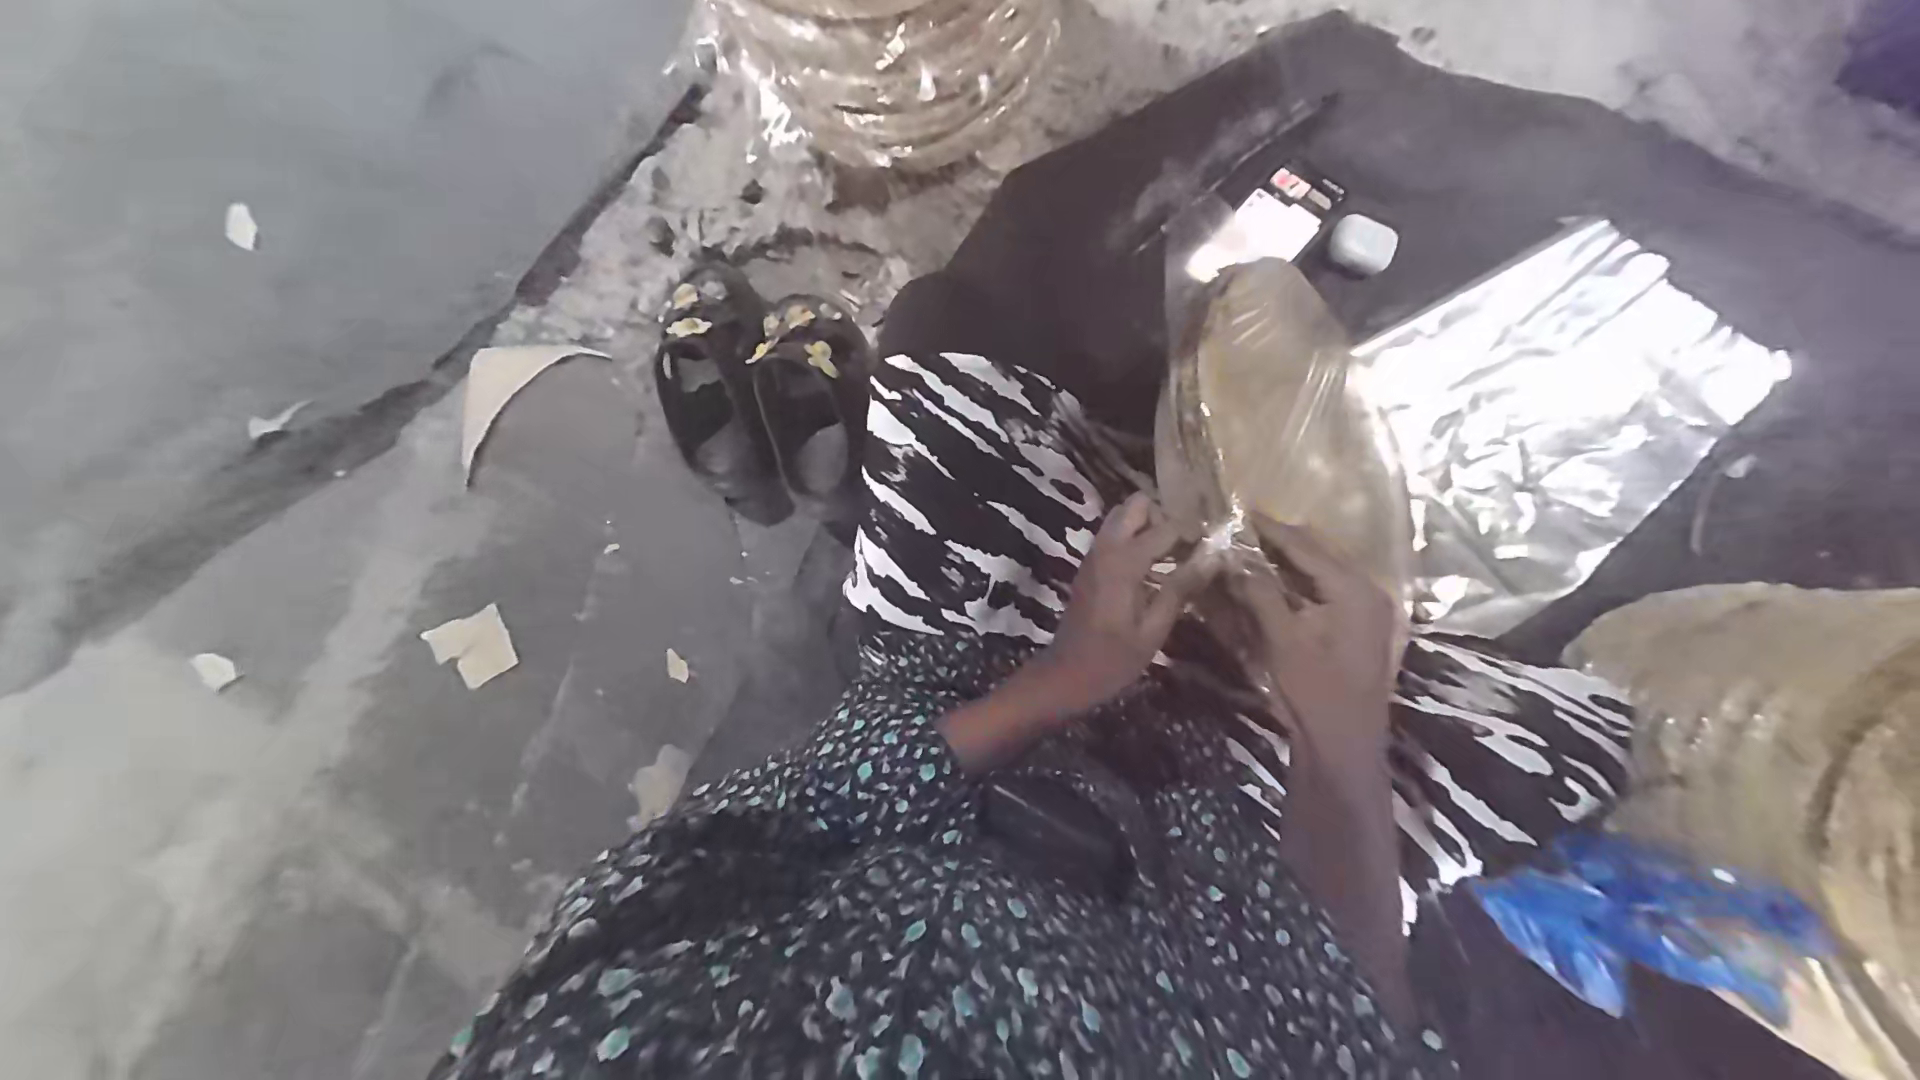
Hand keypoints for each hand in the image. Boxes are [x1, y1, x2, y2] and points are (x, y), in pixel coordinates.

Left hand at [1037, 493, 1217, 711]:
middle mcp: (1105, 549)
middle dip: (1163, 517)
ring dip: (1148, 525)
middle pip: (1135, 505)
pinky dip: (1134, 538)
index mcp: (1122, 563)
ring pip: (1121, 516)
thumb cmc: (1112, 659)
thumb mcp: (1153, 630)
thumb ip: (1180, 589)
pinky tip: (1154, 568)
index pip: (1165, 528)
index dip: (1192, 535)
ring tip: (1173, 556)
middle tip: (1184, 547)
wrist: (1066, 672)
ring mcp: (1093, 554)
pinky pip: (1113, 534)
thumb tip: (1212, 558)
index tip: (1211, 550)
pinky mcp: (1089, 564)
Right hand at [1229, 518, 1399, 762]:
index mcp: (1354, 590)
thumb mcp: (1281, 637)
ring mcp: (1365, 608)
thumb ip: (1258, 592)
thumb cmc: (1314, 689)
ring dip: (1285, 559)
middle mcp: (1366, 590)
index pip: (1304, 547)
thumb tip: (1232, 557)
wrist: (1342, 741)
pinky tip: (1270, 576)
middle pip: (1316, 553)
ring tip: (1249, 545)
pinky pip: (1322, 589)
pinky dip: (1295, 580)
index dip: (1269, 528)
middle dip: (1277, 540)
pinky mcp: (1355, 625)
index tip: (1238, 510)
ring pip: (1319, 569)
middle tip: (1240, 527)